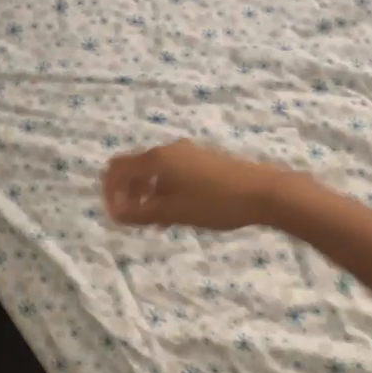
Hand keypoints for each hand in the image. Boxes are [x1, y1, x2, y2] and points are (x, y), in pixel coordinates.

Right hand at [100, 140, 289, 230]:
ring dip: (148, 195)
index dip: (109, 192)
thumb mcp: (173, 212)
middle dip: (129, 194)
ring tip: (156, 222)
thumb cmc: (215, 203)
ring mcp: (188, 153)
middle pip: (135, 168)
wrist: (262, 191)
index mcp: (158, 159)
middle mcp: (170, 150)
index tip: (115, 216)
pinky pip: (172, 173)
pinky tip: (176, 213)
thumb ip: (139, 213)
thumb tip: (114, 213)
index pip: (118, 168)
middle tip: (134, 221)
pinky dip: (165, 191)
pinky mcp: (203, 161)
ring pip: (155, 172)